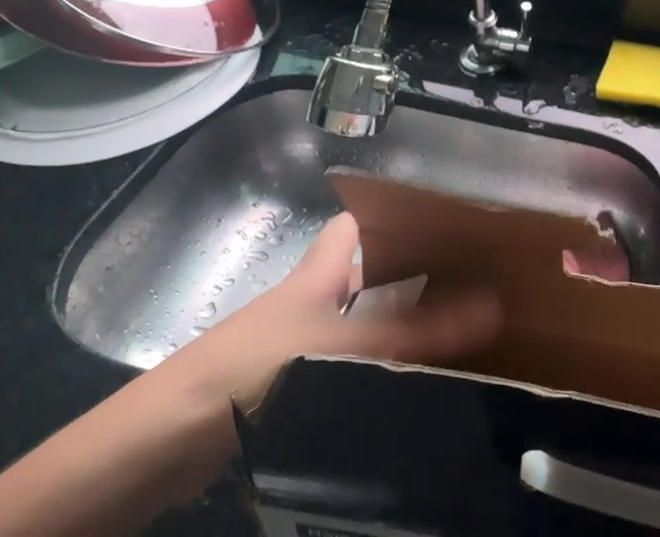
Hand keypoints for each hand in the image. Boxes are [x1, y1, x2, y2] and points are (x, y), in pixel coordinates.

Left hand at [155, 212, 501, 408]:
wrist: (165, 441)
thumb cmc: (253, 366)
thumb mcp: (343, 343)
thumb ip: (415, 331)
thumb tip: (494, 308)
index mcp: (318, 273)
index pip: (357, 225)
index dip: (395, 218)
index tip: (448, 227)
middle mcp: (309, 302)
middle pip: (368, 278)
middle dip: (415, 280)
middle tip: (474, 290)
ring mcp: (297, 347)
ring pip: (359, 327)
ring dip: (399, 334)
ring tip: (460, 342)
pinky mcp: (289, 390)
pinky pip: (348, 370)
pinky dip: (377, 375)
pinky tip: (411, 393)